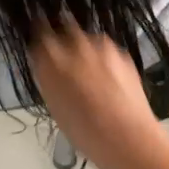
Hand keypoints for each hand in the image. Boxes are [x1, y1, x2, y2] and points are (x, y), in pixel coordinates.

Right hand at [30, 20, 168, 168]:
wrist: (128, 138)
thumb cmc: (86, 133)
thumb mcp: (56, 107)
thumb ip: (51, 79)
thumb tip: (50, 67)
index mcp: (50, 60)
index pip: (39, 35)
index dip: (42, 42)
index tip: (44, 49)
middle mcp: (74, 45)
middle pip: (64, 29)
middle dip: (64, 39)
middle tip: (67, 60)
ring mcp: (101, 47)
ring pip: (88, 38)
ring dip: (86, 48)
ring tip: (91, 73)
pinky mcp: (123, 54)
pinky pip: (107, 50)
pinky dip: (105, 58)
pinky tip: (109, 79)